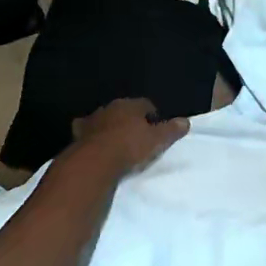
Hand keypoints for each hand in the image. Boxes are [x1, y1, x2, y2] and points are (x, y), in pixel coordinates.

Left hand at [66, 98, 189, 175]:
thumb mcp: (157, 141)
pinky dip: (91, 133)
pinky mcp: (79, 132)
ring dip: (110, 126)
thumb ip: (171, 130)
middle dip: (130, 119)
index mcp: (130, 105)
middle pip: (124, 110)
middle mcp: (111, 107)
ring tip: (116, 140)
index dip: (152, 115)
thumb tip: (186, 121)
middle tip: (137, 134)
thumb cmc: (130, 147)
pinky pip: (86, 129)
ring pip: (105, 118)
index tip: (155, 126)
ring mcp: (93, 119)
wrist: (96, 160)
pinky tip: (94, 141)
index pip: (145, 104)